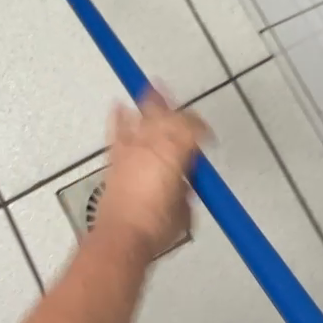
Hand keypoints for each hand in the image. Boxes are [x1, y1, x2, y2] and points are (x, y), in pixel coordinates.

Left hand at [94, 89, 209, 259]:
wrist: (121, 236)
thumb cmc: (157, 227)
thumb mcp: (185, 208)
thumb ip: (185, 185)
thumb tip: (182, 179)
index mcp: (174, 155)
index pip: (191, 129)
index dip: (202, 129)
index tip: (207, 136)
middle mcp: (152, 145)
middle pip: (167, 116)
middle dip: (178, 111)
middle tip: (185, 111)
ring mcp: (131, 148)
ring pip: (143, 117)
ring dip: (151, 103)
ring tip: (154, 87)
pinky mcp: (114, 157)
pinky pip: (116, 129)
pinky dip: (118, 116)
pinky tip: (118, 105)